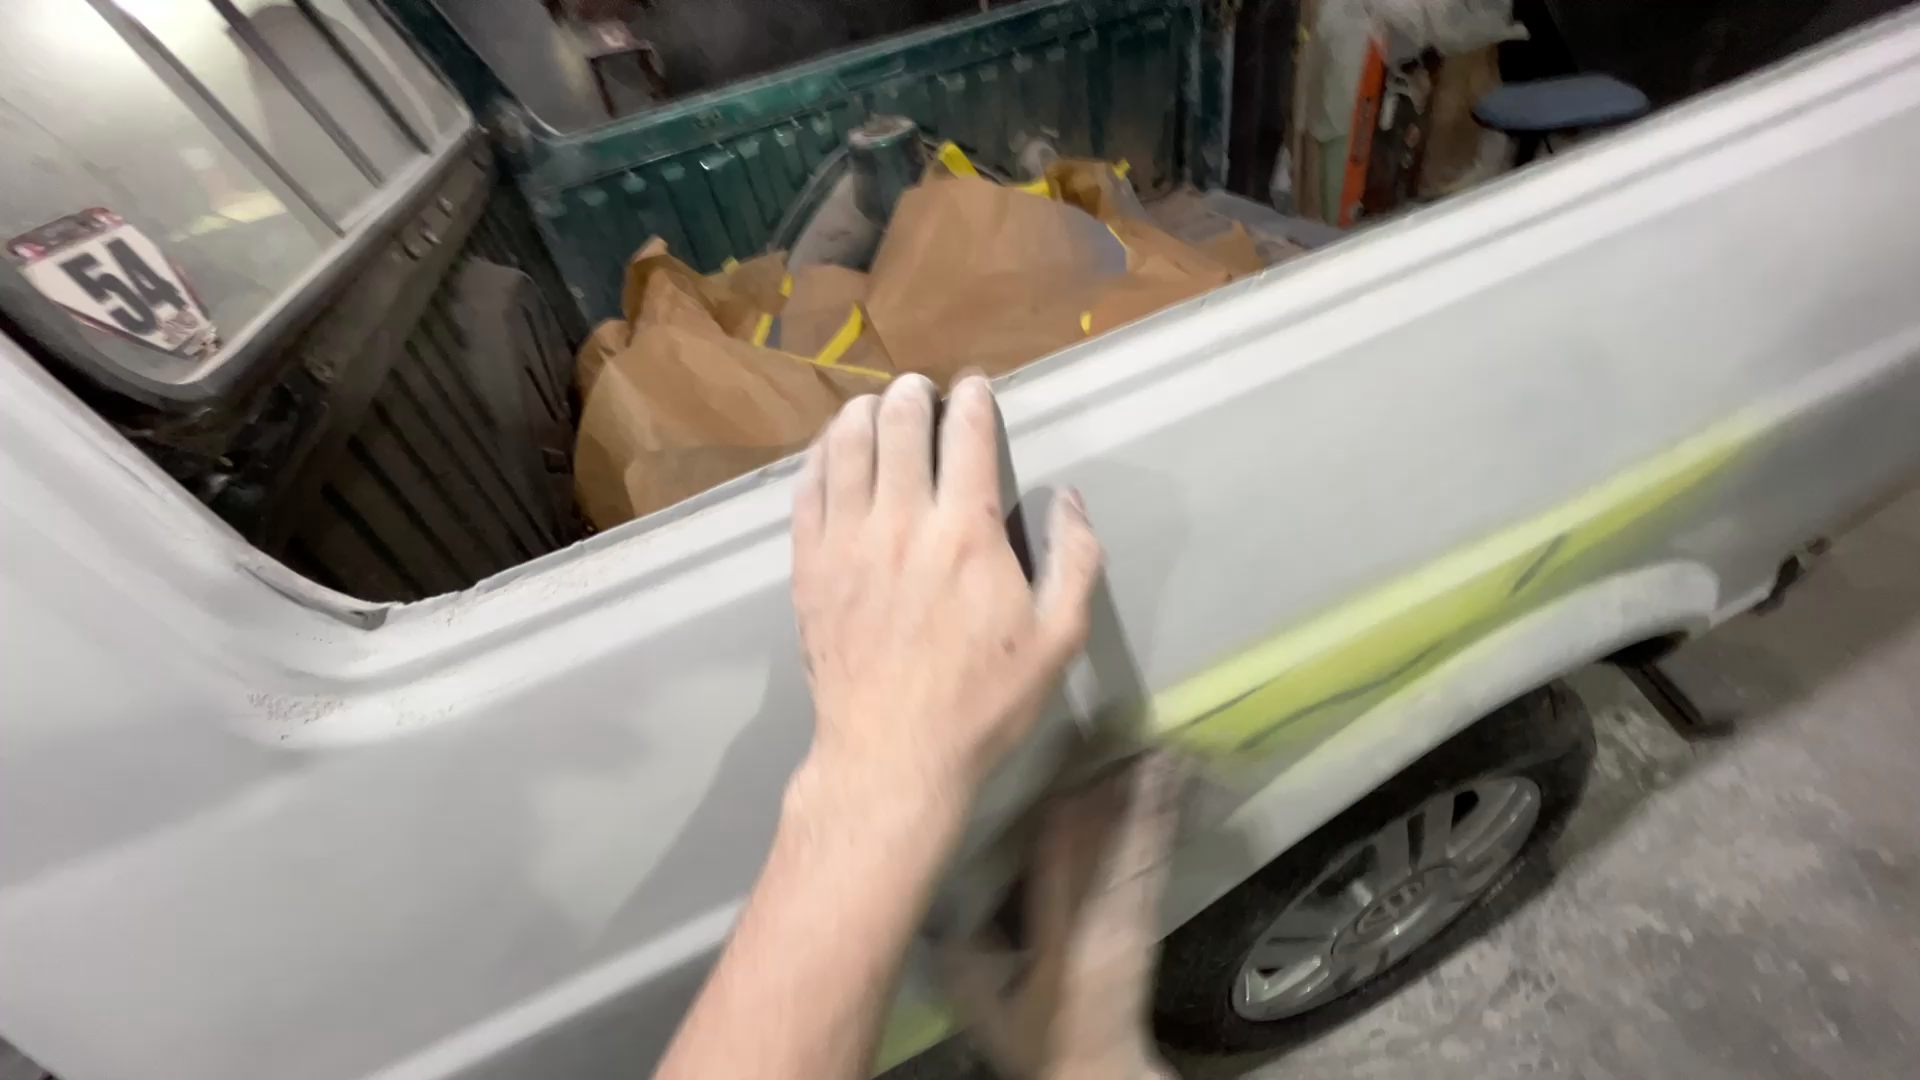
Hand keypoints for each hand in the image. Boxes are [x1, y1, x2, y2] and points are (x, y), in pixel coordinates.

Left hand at [790, 373, 1102, 815]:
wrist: (892, 754)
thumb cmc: (982, 701)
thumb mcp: (1058, 641)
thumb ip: (1075, 561)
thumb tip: (1071, 499)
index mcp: (967, 532)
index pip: (967, 437)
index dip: (972, 400)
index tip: (973, 386)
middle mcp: (903, 521)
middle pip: (899, 425)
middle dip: (913, 394)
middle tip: (920, 389)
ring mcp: (847, 541)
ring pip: (846, 446)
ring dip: (863, 412)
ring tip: (874, 404)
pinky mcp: (809, 567)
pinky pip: (807, 491)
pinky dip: (820, 456)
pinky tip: (830, 448)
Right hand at [942, 754, 1184, 1079]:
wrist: (1101, 1070)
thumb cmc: (1040, 1036)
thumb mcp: (988, 1011)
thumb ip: (964, 963)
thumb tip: (940, 909)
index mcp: (1061, 942)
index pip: (1059, 878)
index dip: (1063, 833)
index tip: (1064, 788)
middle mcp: (1103, 922)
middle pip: (1111, 852)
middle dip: (1120, 800)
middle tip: (1128, 751)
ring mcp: (1132, 918)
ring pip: (1140, 850)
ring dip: (1149, 803)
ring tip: (1159, 757)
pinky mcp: (1148, 917)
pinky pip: (1156, 861)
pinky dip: (1163, 823)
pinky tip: (1170, 794)